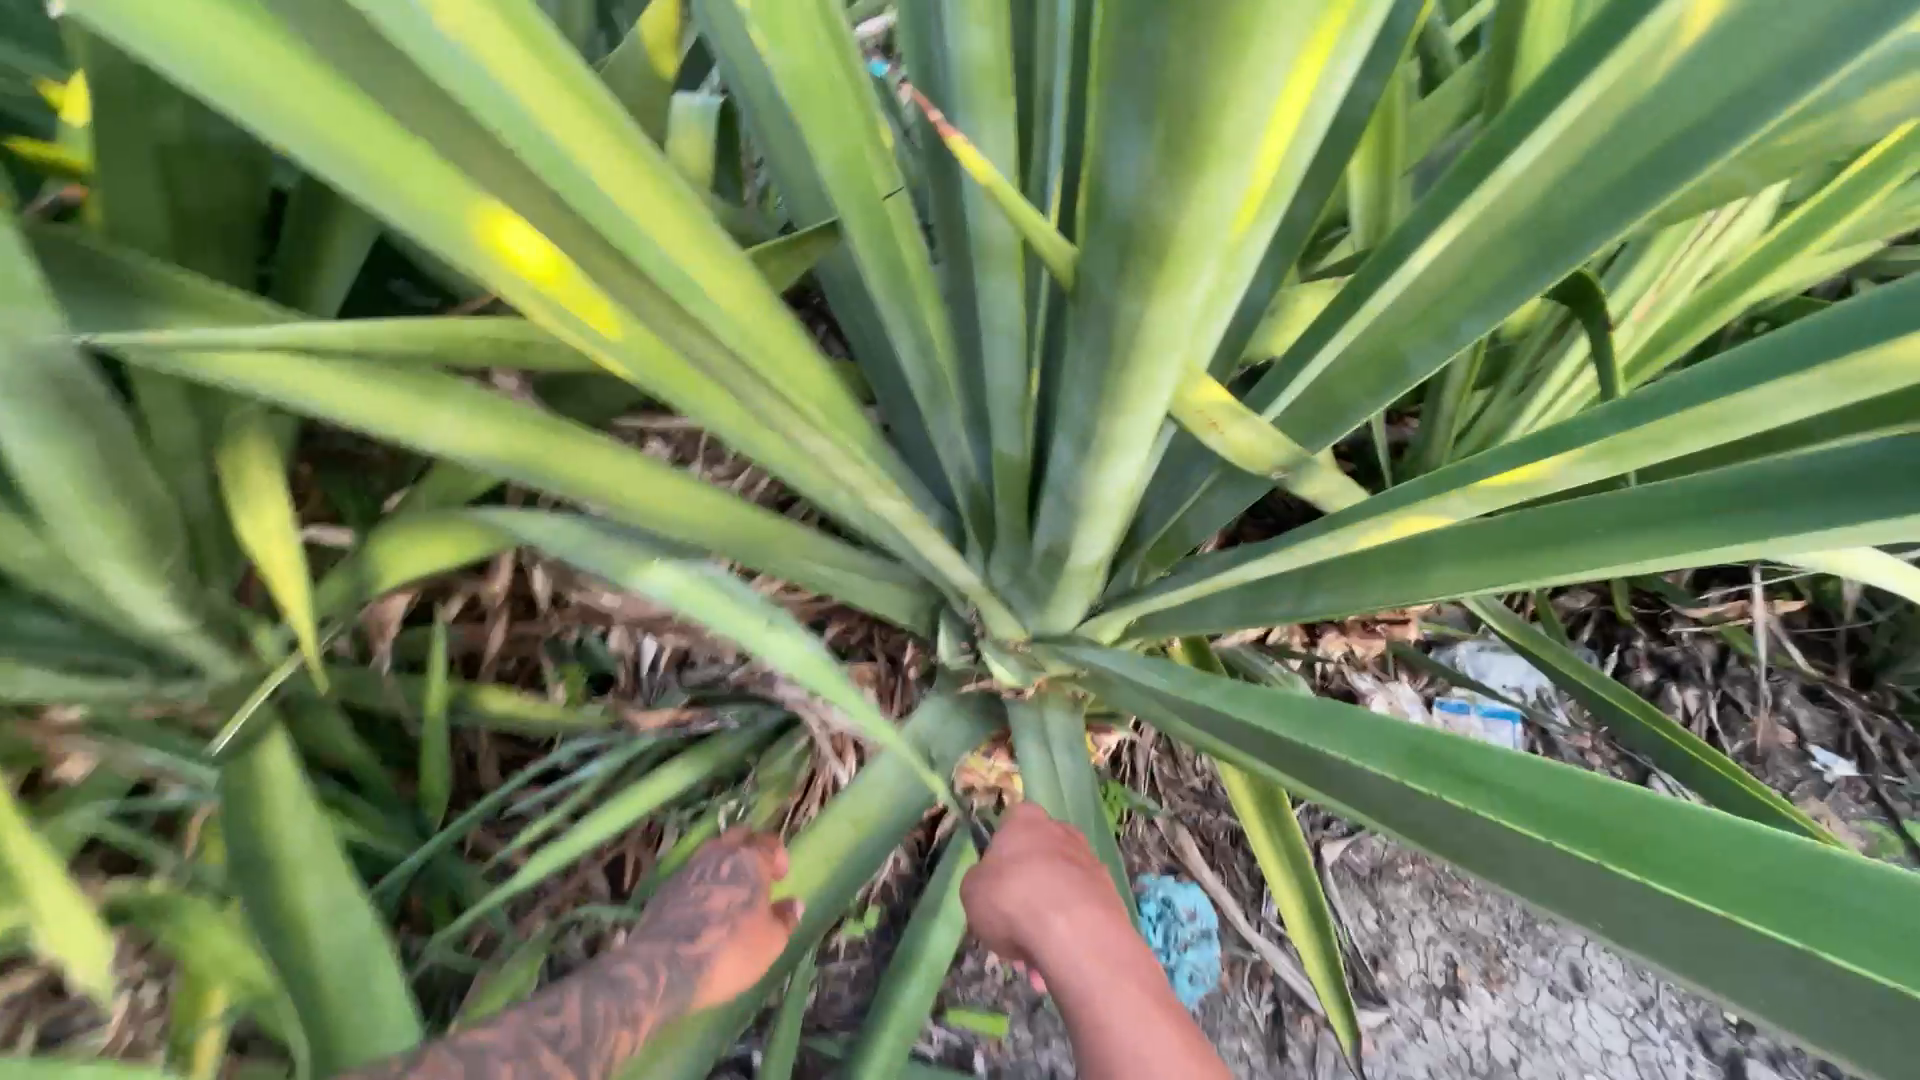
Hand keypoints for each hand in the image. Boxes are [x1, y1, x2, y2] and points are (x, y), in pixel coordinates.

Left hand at [630, 828, 802, 1008]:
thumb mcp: (771, 943)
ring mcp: (689, 868)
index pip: (769, 842)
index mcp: (750, 859)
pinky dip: (701, 882)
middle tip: (755, 875)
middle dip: (749, 849)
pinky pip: (691, 874)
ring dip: (723, 864)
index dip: (778, 856)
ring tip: (728, 890)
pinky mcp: (665, 888)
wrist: (663, 968)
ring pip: (711, 852)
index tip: (780, 878)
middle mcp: (719, 854)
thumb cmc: (729, 951)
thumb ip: (785, 919)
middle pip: (738, 837)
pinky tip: (702, 906)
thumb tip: (794, 903)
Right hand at [960, 802, 1130, 971]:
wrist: (1073, 930)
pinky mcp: (1110, 893)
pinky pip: (1081, 913)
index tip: (996, 884)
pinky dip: (1069, 935)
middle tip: (1013, 928)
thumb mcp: (971, 890)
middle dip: (1028, 893)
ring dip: (1048, 920)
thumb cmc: (1011, 897)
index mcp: (1025, 820)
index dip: (1003, 855)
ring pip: (1061, 890)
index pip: (1012, 824)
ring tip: (1034, 961)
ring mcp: (1090, 862)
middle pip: (1040, 859)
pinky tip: (1056, 963)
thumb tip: (991, 886)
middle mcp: (1061, 831)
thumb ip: (981, 882)